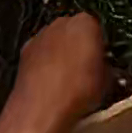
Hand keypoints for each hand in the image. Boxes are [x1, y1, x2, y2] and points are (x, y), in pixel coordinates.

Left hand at [10, 13, 107, 132]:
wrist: (41, 109)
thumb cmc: (80, 91)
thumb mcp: (106, 81)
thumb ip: (107, 67)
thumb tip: (103, 69)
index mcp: (86, 23)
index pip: (97, 30)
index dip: (100, 47)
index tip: (102, 63)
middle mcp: (62, 22)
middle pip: (75, 31)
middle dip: (79, 46)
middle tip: (85, 69)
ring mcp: (40, 35)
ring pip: (56, 41)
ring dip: (61, 53)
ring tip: (66, 78)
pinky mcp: (25, 49)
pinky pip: (41, 53)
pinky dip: (44, 63)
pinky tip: (48, 82)